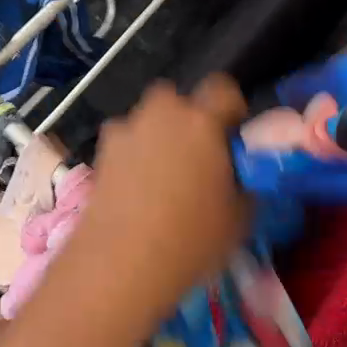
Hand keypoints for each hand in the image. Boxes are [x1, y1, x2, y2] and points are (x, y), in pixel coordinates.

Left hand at [74, 76, 253, 307]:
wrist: (122, 258)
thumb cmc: (192, 238)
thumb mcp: (239, 219)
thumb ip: (244, 185)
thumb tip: (240, 178)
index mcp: (203, 121)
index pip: (223, 88)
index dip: (231, 106)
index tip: (233, 133)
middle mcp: (163, 113)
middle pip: (179, 98)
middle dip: (188, 117)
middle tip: (197, 154)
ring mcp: (128, 126)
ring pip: (148, 118)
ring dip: (157, 134)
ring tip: (162, 175)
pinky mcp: (102, 147)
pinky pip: (125, 139)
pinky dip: (131, 153)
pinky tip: (133, 186)